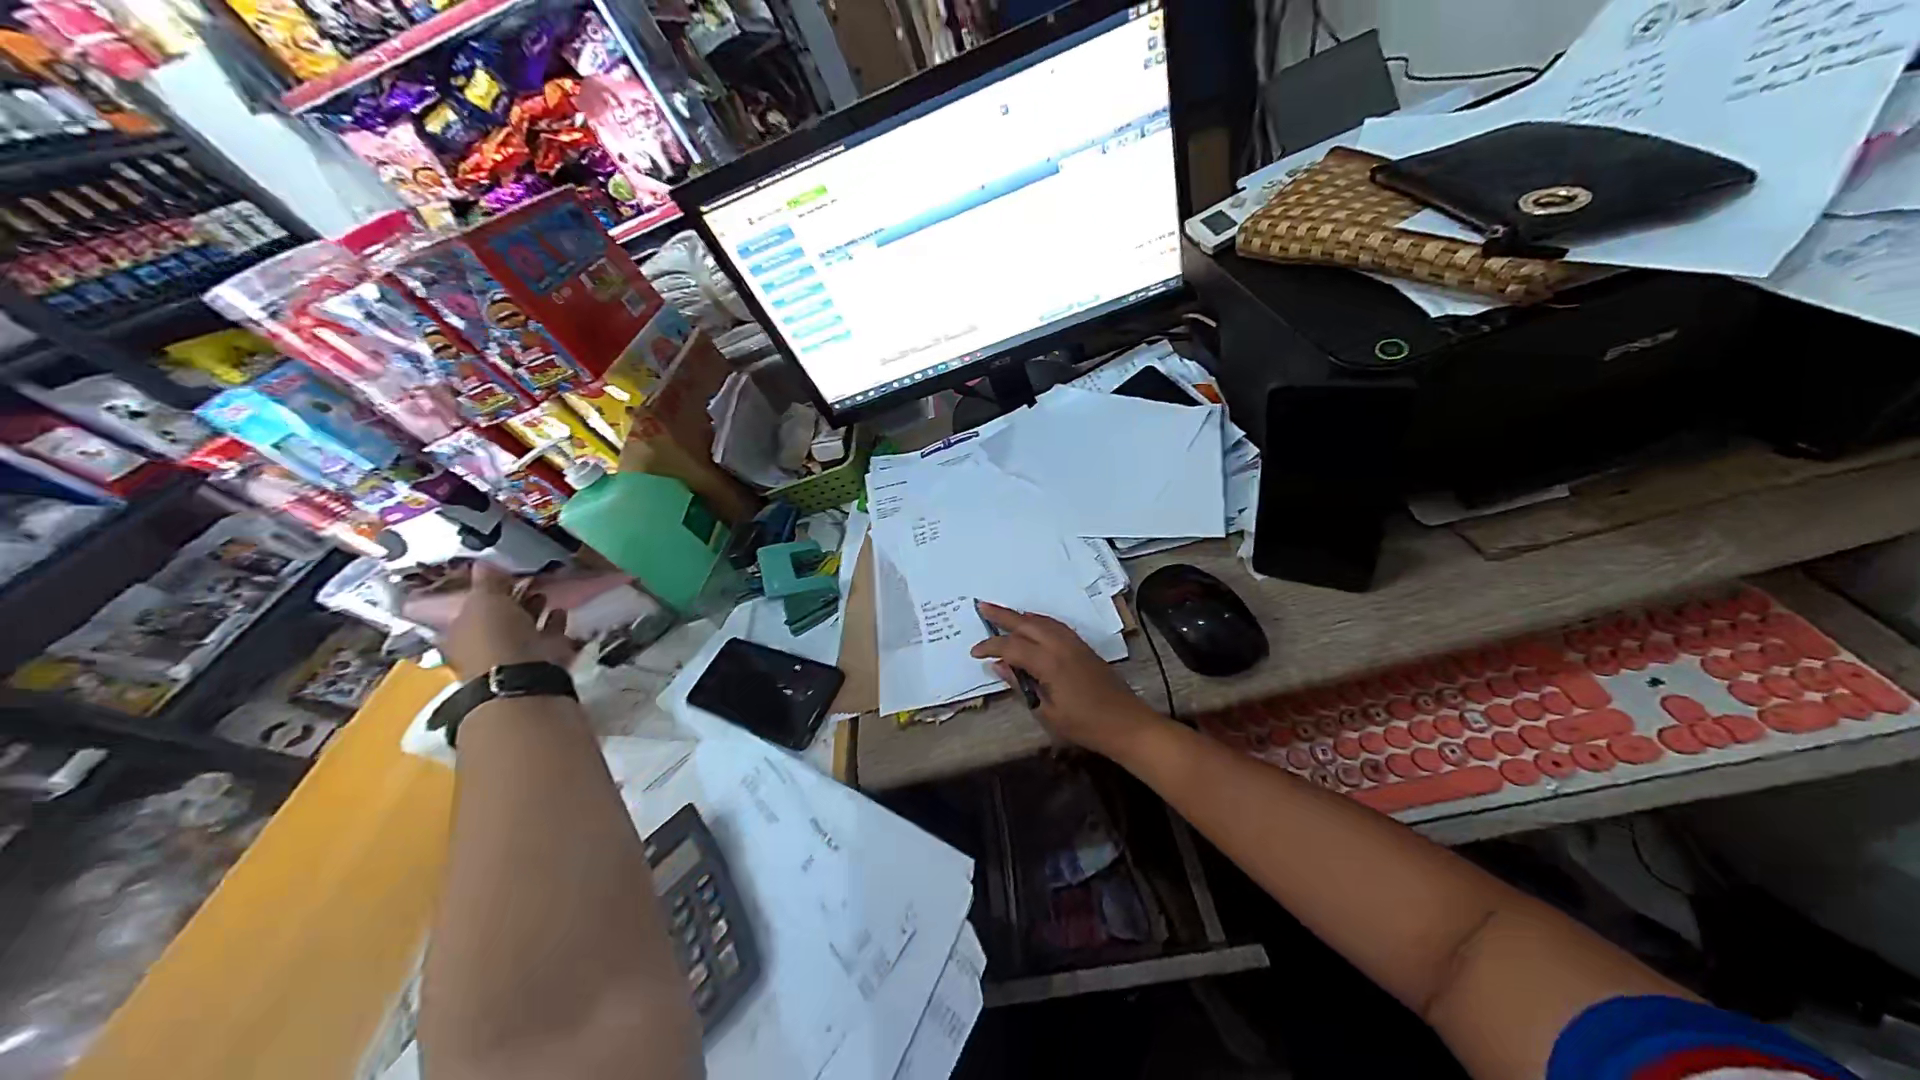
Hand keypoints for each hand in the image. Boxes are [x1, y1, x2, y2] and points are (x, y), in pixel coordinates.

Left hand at [441, 563, 575, 679]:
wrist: (523, 677)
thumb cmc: (495, 636)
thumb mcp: (486, 601)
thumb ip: (487, 582)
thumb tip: (482, 562)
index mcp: (462, 631)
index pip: (473, 606)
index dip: (488, 590)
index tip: (505, 573)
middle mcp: (484, 645)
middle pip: (500, 618)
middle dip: (513, 600)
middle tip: (529, 582)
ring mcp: (514, 656)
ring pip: (525, 629)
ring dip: (535, 612)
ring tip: (547, 595)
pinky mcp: (541, 662)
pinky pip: (549, 639)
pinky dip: (554, 625)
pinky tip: (562, 612)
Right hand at [970, 602, 1165, 757]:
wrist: (1126, 724)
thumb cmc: (1085, 725)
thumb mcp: (1047, 712)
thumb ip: (1022, 685)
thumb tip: (1000, 667)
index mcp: (1049, 662)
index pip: (1012, 647)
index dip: (991, 647)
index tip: (974, 652)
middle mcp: (1061, 646)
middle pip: (1026, 624)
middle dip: (1003, 615)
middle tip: (982, 607)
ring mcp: (1074, 644)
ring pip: (1042, 621)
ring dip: (1021, 616)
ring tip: (1003, 613)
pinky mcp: (1083, 647)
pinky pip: (1056, 625)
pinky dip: (1039, 621)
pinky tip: (1032, 624)